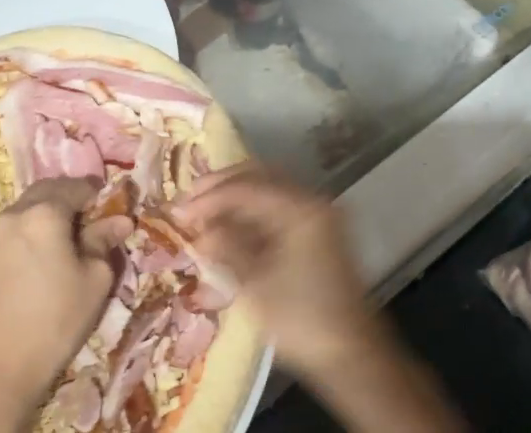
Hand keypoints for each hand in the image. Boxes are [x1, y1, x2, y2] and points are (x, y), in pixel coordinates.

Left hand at [0, 178, 130, 432]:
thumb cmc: (54, 323)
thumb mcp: (94, 282)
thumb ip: (104, 242)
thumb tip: (120, 220)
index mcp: (44, 212)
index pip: (78, 186)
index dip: (98, 196)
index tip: (110, 215)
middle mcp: (12, 214)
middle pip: (46, 191)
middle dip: (69, 200)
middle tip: (88, 227)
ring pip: (24, 211)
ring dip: (45, 217)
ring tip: (61, 249)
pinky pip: (8, 233)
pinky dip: (26, 236)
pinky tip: (34, 267)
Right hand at [176, 168, 379, 377]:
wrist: (353, 354)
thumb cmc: (303, 321)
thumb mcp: (256, 287)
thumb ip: (227, 250)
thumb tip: (201, 230)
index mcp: (300, 208)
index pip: (246, 188)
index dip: (209, 197)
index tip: (178, 211)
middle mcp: (312, 200)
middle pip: (259, 177)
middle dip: (221, 187)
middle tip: (188, 201)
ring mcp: (317, 214)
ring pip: (268, 190)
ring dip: (235, 198)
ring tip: (202, 214)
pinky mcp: (318, 230)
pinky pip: (278, 208)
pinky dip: (252, 214)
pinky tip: (229, 228)